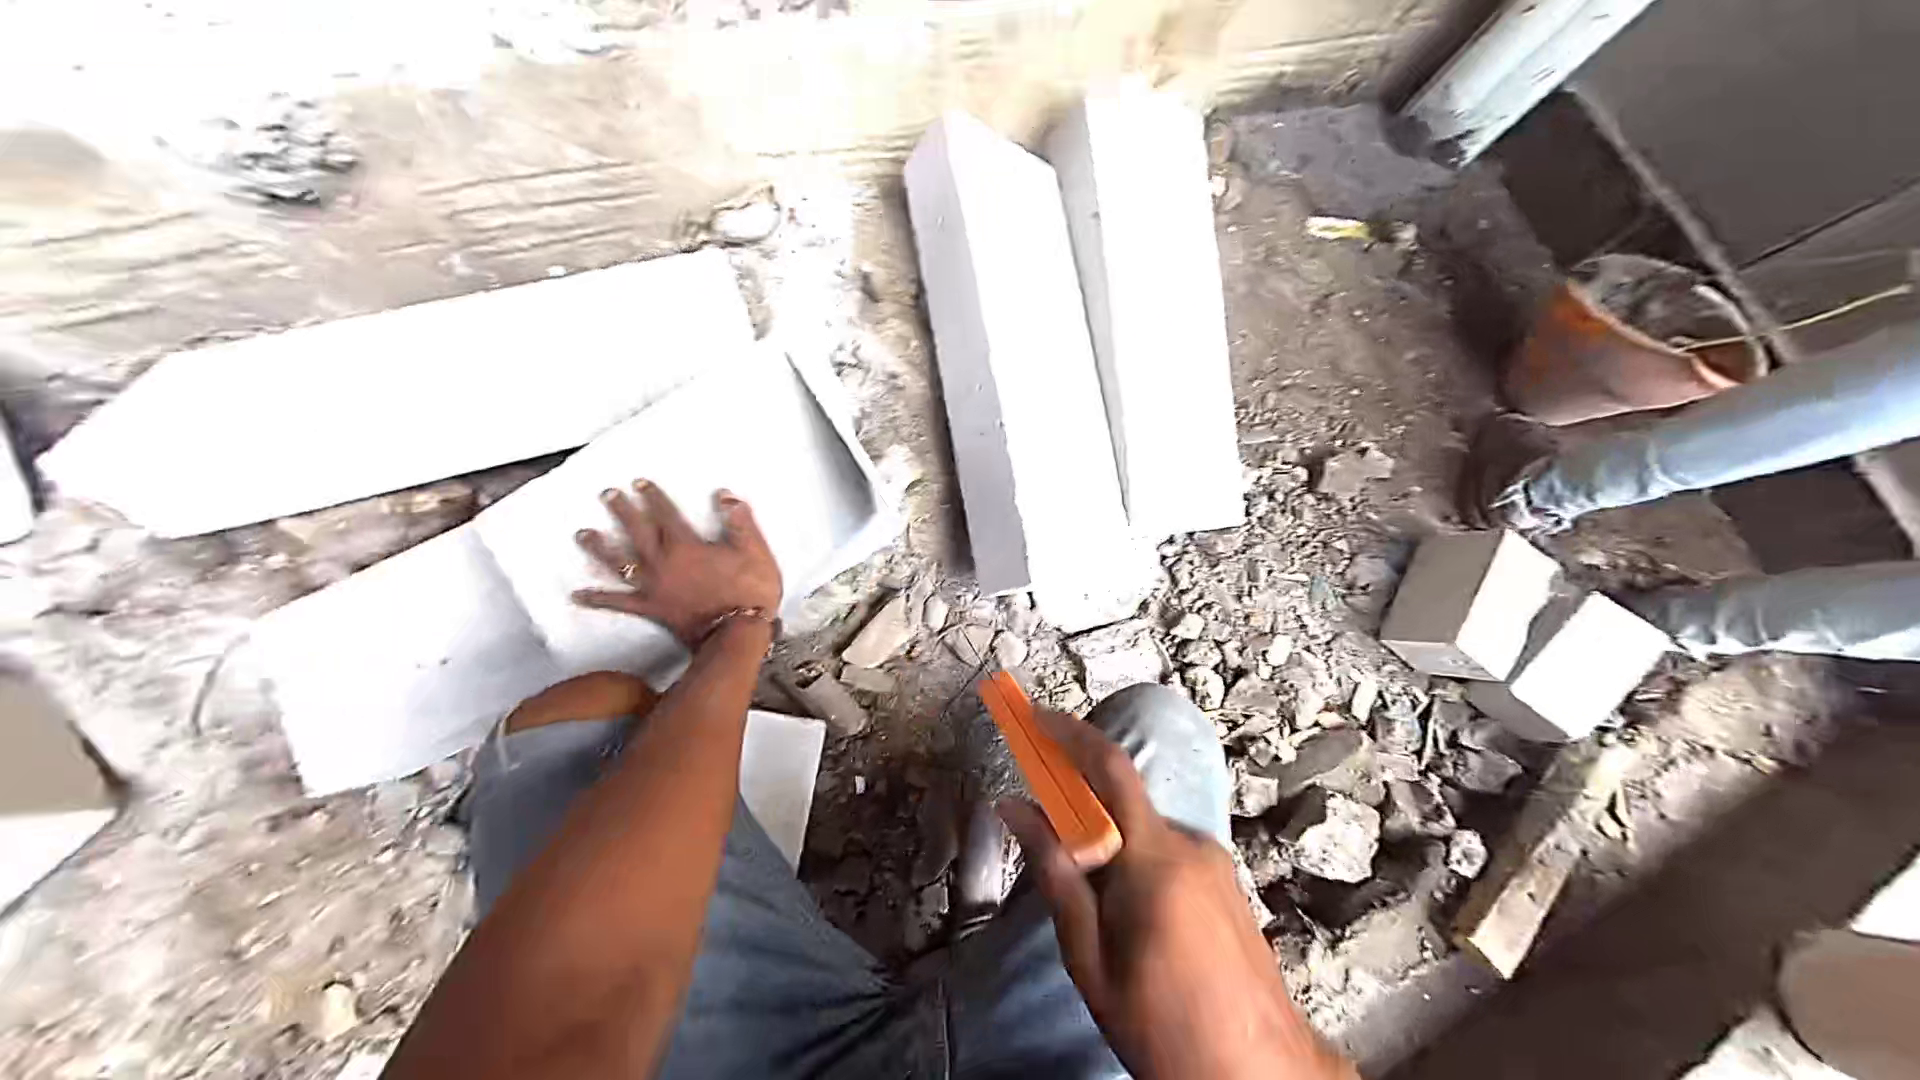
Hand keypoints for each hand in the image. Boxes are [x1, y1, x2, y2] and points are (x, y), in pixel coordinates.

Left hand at [572, 480, 781, 647]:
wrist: (738, 631)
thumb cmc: (749, 591)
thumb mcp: (754, 550)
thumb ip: (739, 521)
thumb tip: (725, 496)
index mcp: (687, 546)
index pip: (666, 514)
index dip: (652, 497)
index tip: (639, 483)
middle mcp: (664, 562)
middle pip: (637, 532)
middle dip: (622, 511)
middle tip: (607, 495)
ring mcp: (654, 586)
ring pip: (621, 563)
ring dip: (600, 547)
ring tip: (583, 535)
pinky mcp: (652, 609)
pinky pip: (620, 602)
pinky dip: (599, 598)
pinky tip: (578, 595)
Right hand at [998, 709, 1356, 1079]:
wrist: (1260, 1078)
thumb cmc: (1162, 1025)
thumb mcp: (1089, 957)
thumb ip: (1054, 872)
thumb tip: (1014, 807)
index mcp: (1154, 859)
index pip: (1110, 769)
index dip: (1070, 734)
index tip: (1036, 719)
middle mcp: (1190, 843)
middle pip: (1122, 800)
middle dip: (1079, 806)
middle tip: (1048, 842)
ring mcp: (1214, 860)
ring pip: (1141, 827)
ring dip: (1107, 842)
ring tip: (1094, 907)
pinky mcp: (1226, 878)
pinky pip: (1165, 847)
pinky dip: (1134, 857)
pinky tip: (1130, 914)